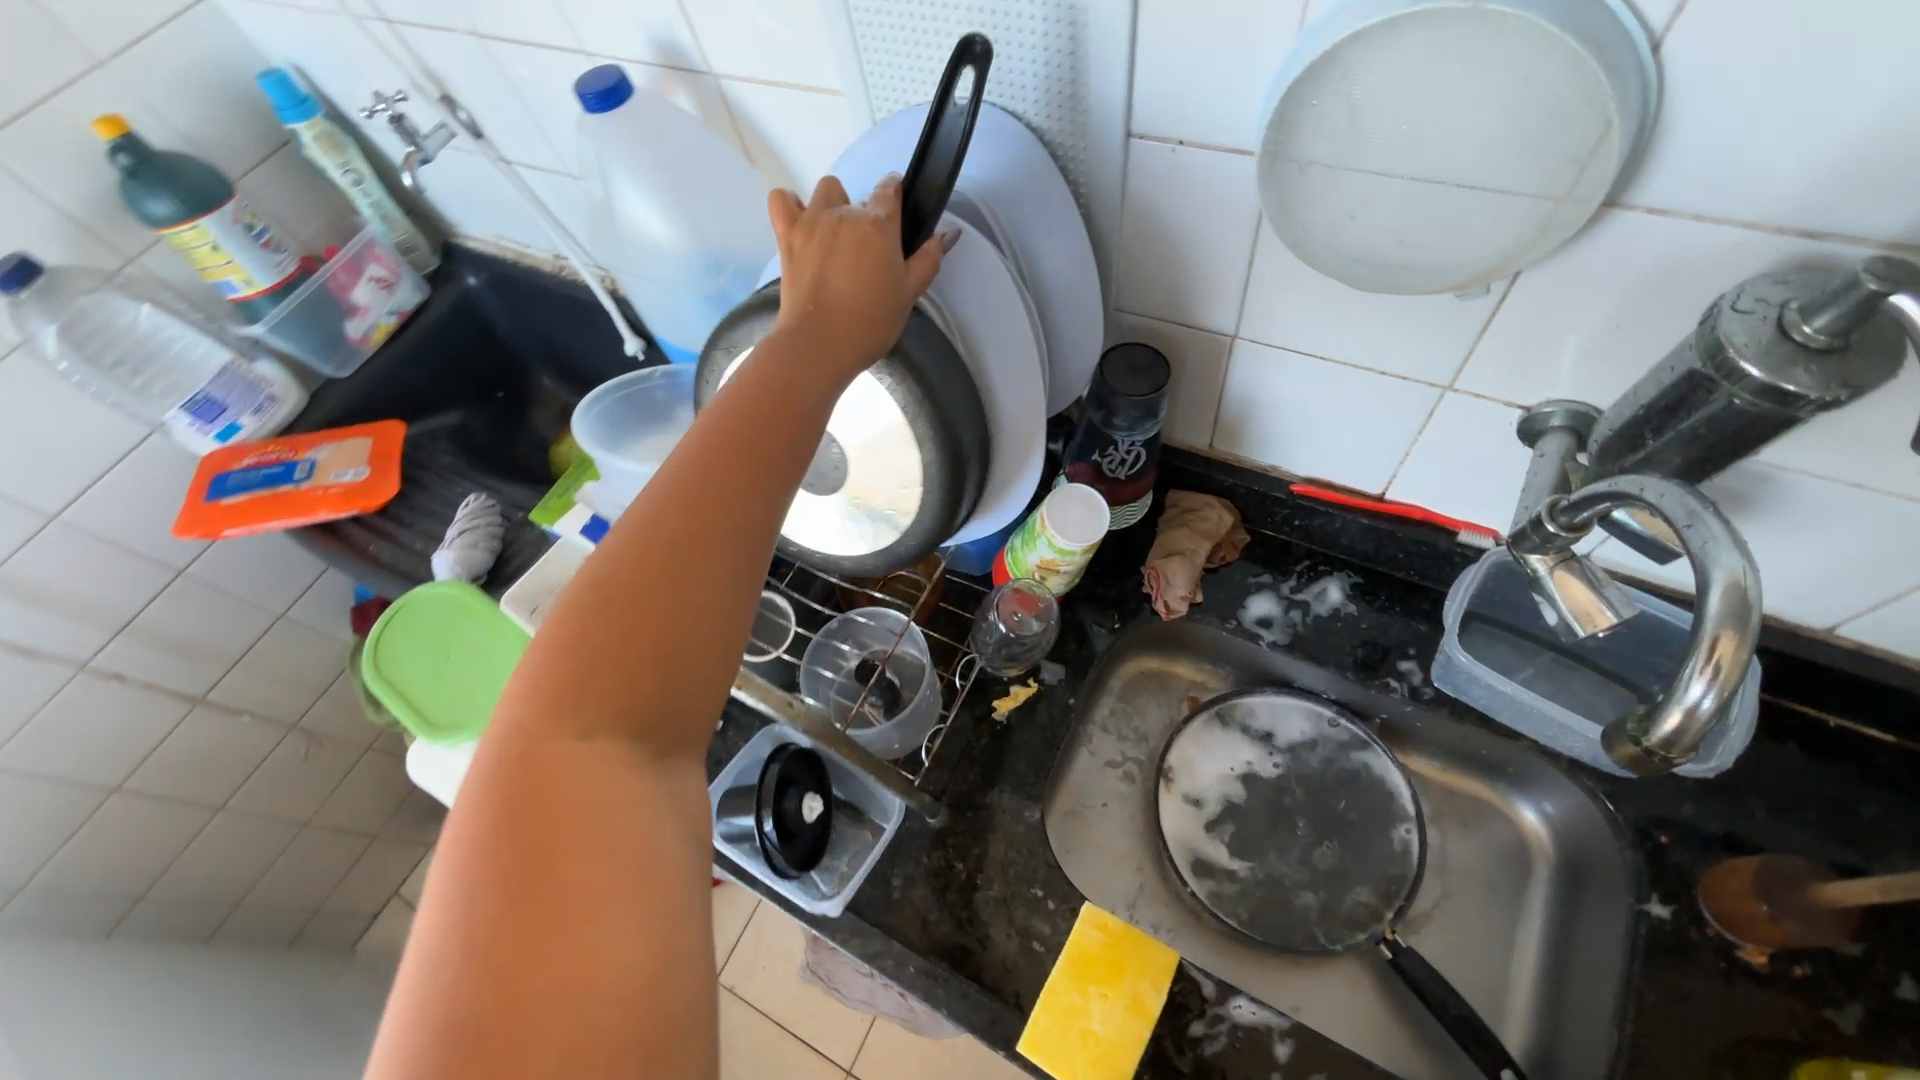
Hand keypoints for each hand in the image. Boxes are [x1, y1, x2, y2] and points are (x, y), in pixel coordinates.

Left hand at [766, 174, 955, 382]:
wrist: (819, 345)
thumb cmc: (871, 323)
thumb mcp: (909, 294)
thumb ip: (928, 260)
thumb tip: (947, 233)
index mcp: (879, 225)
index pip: (890, 189)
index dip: (895, 195)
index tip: (897, 215)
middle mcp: (845, 213)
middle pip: (859, 197)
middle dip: (865, 217)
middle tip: (867, 254)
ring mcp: (812, 221)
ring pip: (825, 190)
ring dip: (832, 205)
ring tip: (835, 237)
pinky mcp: (786, 235)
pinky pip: (782, 200)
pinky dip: (790, 204)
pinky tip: (800, 223)